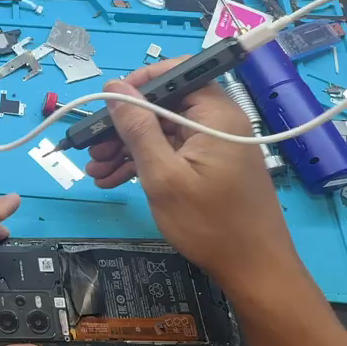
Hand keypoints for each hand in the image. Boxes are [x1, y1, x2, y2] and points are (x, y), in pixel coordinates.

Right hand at [83, 62, 298, 286]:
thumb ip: (137, 128)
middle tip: (93, 148)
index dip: (139, 82)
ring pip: (161, 132)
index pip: (177, 74)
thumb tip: (114, 88)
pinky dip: (143, 162)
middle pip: (163, 106)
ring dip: (126, 148)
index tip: (109, 104)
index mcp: (215, 115)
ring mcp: (214, 145)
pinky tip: (113, 180)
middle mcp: (218, 123)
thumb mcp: (162, 175)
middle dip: (124, 125)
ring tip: (95, 170)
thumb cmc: (209, 222)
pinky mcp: (209, 166)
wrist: (253, 270)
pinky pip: (170, 152)